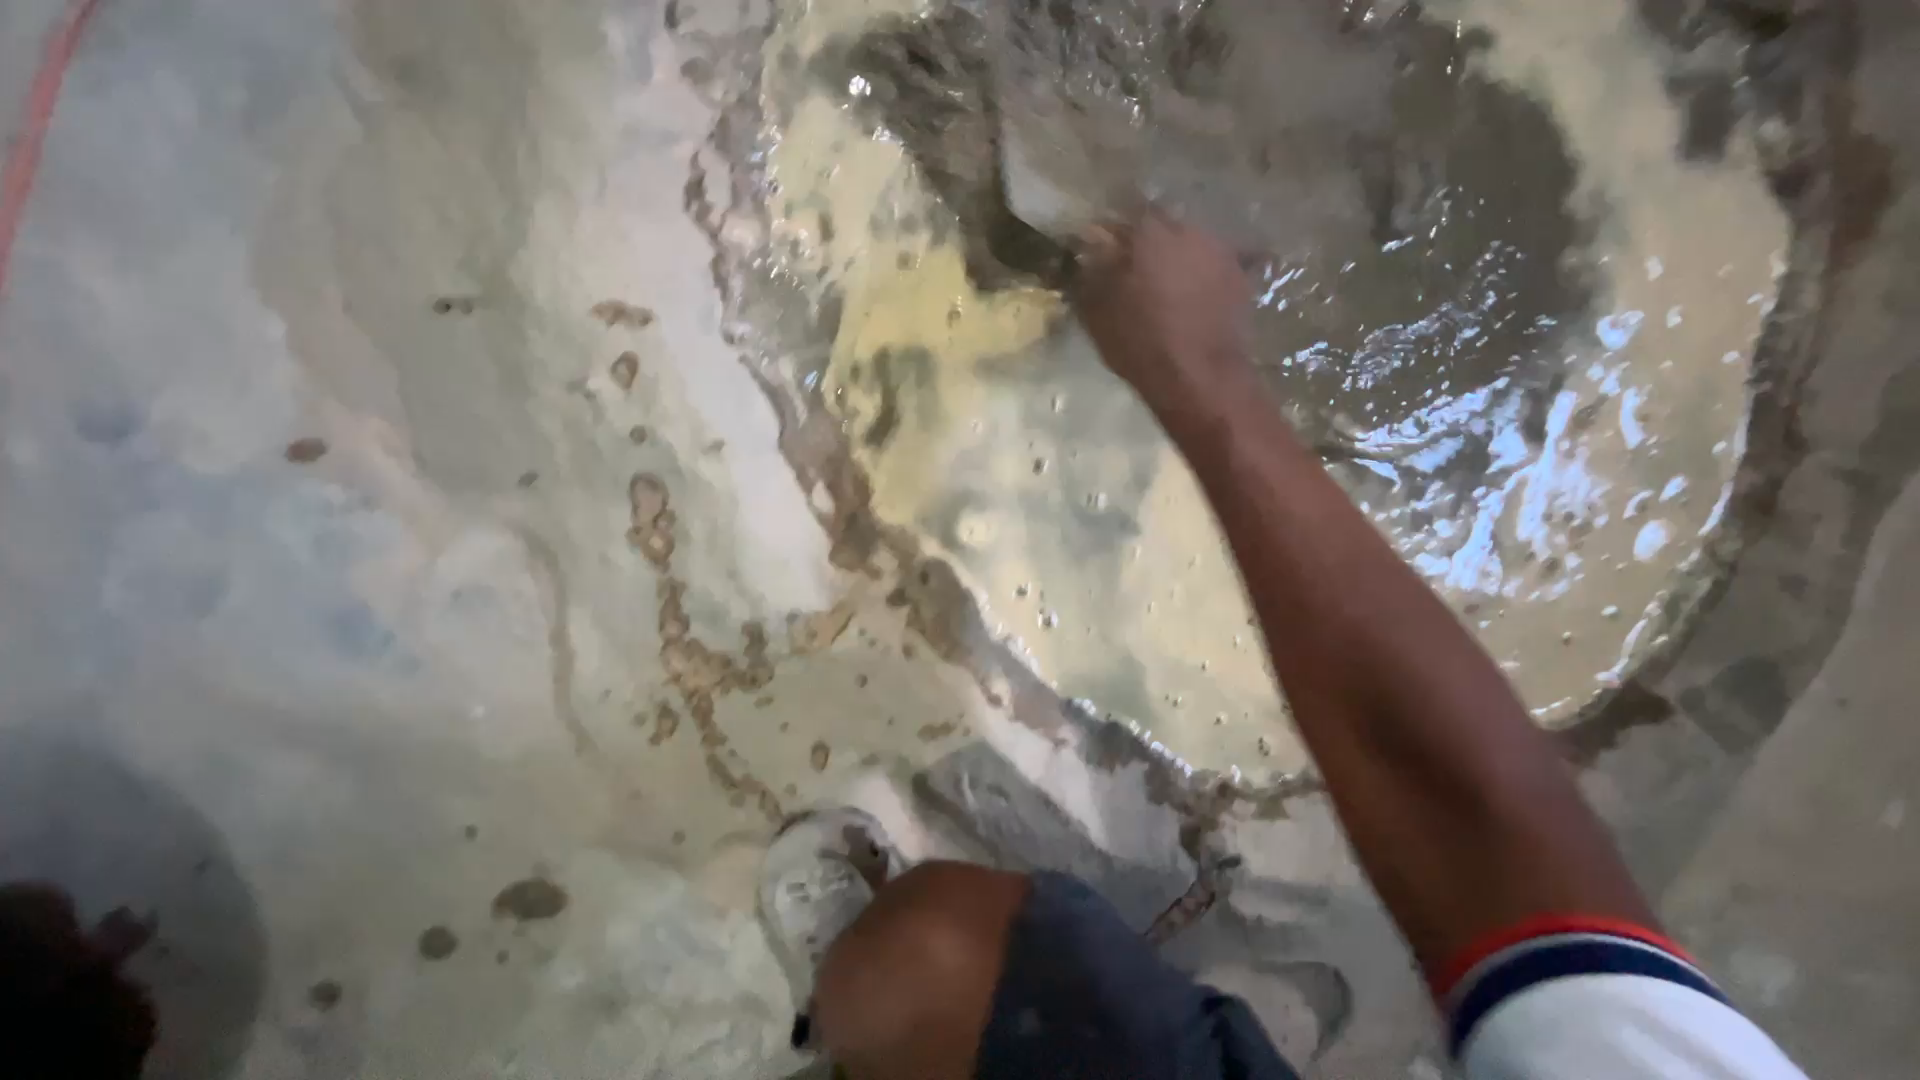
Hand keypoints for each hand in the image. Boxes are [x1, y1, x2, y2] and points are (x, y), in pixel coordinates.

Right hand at [1071, 209, 1258, 429]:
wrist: (1200, 375)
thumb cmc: (1139, 342)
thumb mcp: (1096, 310)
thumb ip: (1092, 270)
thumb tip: (1090, 246)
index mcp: (1147, 232)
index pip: (1123, 213)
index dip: (1112, 231)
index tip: (1102, 248)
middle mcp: (1187, 229)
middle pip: (1161, 225)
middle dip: (1147, 242)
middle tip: (1134, 268)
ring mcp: (1219, 249)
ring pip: (1189, 242)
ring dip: (1177, 256)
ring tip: (1166, 285)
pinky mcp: (1240, 275)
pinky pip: (1212, 265)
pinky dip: (1201, 274)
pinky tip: (1193, 295)